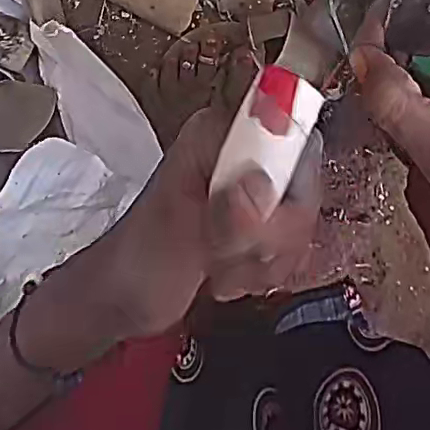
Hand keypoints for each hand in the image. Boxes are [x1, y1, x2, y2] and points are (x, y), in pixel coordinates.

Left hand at [51, 94, 322, 352]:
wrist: (126, 296)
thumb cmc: (140, 256)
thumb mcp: (177, 228)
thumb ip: (223, 209)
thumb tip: (263, 184)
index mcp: (218, 132)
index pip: (291, 138)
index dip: (283, 189)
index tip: (254, 222)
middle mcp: (240, 150)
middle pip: (302, 183)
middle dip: (273, 234)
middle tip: (228, 251)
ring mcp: (252, 184)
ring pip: (302, 219)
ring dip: (266, 258)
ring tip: (220, 266)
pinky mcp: (261, 218)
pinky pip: (296, 243)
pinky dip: (268, 271)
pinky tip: (231, 275)